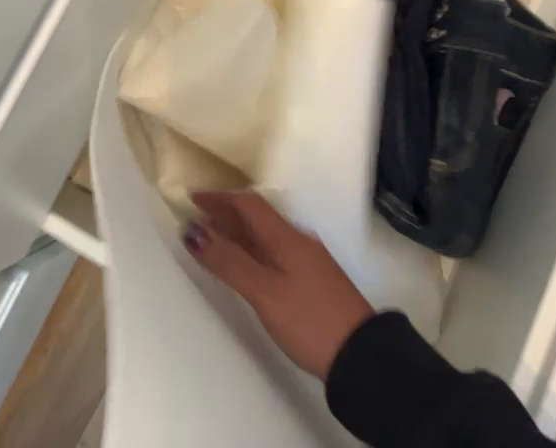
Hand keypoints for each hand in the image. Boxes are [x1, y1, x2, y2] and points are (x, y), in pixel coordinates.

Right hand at [183, 189, 374, 378]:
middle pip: (257, 217)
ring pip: (265, 236)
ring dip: (237, 233)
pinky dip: (251, 251)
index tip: (192, 198)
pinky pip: (273, 252)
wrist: (363, 358)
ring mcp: (308, 261)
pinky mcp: (312, 281)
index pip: (249, 204)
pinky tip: (244, 267)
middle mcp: (298, 241)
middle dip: (225, 214)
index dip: (220, 197)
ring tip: (212, 241)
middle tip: (196, 219)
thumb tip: (193, 230)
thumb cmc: (309, 320)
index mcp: (286, 238)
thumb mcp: (264, 292)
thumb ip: (229, 261)